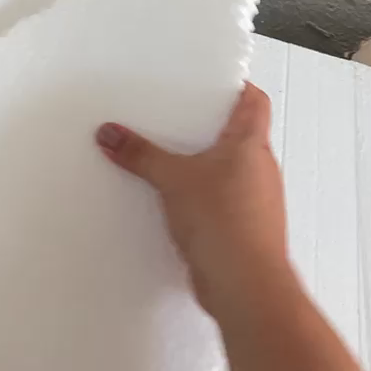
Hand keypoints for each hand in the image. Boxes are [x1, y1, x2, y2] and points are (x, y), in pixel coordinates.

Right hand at [96, 83, 290, 319]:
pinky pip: (221, 201)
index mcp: (250, 143)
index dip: (236, 87)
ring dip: (203, 164)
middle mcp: (260, 168)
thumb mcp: (172, 178)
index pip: (254, 101)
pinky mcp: (244, 229)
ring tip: (167, 157)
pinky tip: (173, 200)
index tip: (209, 81)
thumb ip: (140, 154)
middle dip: (209, 126)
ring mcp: (255, 200)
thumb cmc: (224, 223)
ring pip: (229, 169)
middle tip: (176, 115)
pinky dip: (201, 196)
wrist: (246, 289)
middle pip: (239, 134)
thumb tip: (110, 133)